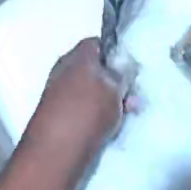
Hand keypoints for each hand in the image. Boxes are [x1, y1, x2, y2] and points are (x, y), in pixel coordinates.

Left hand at [24, 37, 125, 166]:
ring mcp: (60, 90)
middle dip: (116, 81)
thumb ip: (121, 73)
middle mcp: (65, 68)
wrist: (58, 145)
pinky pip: (85, 104)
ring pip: (92, 87)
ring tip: (127, 114)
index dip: (116, 53)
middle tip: (133, 97)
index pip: (97, 44)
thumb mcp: (114, 87)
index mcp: (76, 56)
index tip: (131, 69)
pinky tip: (111, 125)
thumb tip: (123, 62)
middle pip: (96, 68)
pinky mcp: (61, 111)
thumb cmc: (88, 109)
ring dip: (110, 99)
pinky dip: (99, 111)